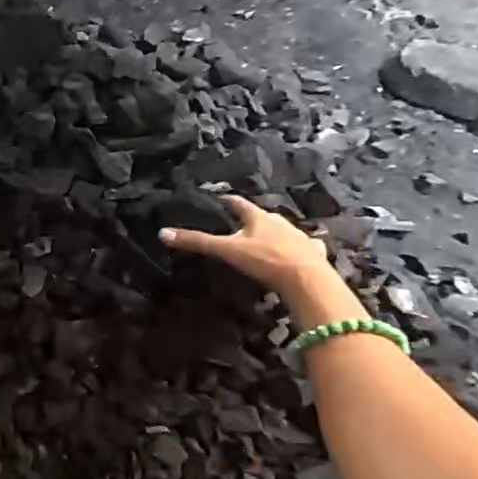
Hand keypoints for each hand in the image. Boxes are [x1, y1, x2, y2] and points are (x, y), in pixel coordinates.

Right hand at [159, 195, 335, 299]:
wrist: (308, 280)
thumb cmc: (265, 259)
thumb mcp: (225, 250)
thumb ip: (196, 242)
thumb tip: (163, 232)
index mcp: (259, 217)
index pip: (239, 203)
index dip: (227, 200)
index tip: (218, 198)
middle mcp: (281, 222)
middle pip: (261, 216)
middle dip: (250, 218)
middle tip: (237, 222)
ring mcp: (300, 237)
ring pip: (283, 230)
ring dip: (273, 232)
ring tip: (262, 238)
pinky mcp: (314, 253)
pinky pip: (304, 246)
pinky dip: (297, 247)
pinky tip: (297, 251)